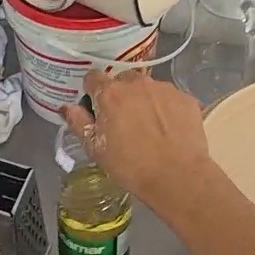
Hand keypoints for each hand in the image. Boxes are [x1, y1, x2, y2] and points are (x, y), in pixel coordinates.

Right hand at [63, 70, 213, 208]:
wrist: (177, 176)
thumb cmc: (130, 166)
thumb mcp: (96, 150)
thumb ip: (79, 123)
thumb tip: (68, 107)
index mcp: (110, 94)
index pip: (93, 77)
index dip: (91, 91)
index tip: (94, 106)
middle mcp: (137, 83)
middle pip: (122, 80)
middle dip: (119, 95)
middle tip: (121, 120)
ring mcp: (164, 89)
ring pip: (147, 87)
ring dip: (142, 100)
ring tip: (147, 126)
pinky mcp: (185, 98)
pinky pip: (169, 98)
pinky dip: (164, 108)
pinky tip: (166, 129)